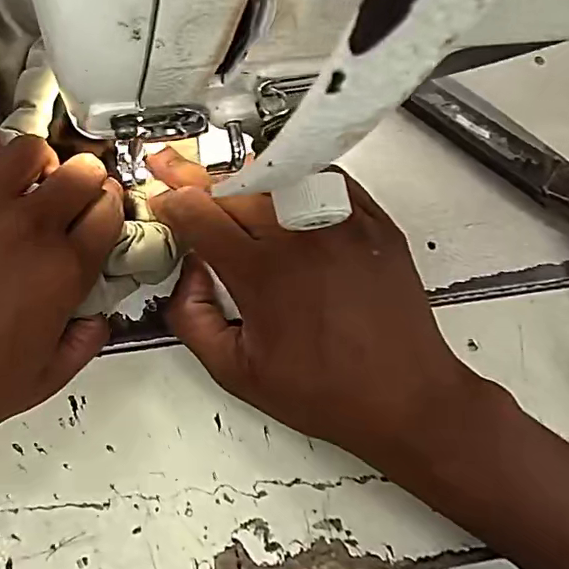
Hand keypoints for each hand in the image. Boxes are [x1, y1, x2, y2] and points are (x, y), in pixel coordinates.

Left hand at [0, 115, 121, 486]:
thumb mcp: (40, 381)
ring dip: (37, 160)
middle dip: (85, 181)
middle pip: (80, 172)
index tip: (101, 212)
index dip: (109, 209)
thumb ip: (82, 344)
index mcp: (61, 273)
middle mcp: (26, 230)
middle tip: (72, 194)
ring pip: (28, 148)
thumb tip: (96, 321)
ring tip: (27, 179)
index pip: (108, 213)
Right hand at [147, 150, 503, 471]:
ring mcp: (342, 224)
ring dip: (242, 174)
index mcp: (264, 274)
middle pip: (233, 184)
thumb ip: (192, 319)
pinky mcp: (373, 223)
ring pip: (278, 172)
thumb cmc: (334, 390)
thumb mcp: (238, 371)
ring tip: (224, 181)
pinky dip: (295, 176)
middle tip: (175, 170)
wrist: (406, 397)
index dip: (170, 201)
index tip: (162, 200)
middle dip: (194, 177)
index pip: (199, 213)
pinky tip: (281, 189)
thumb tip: (186, 279)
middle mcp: (303, 238)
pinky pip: (325, 178)